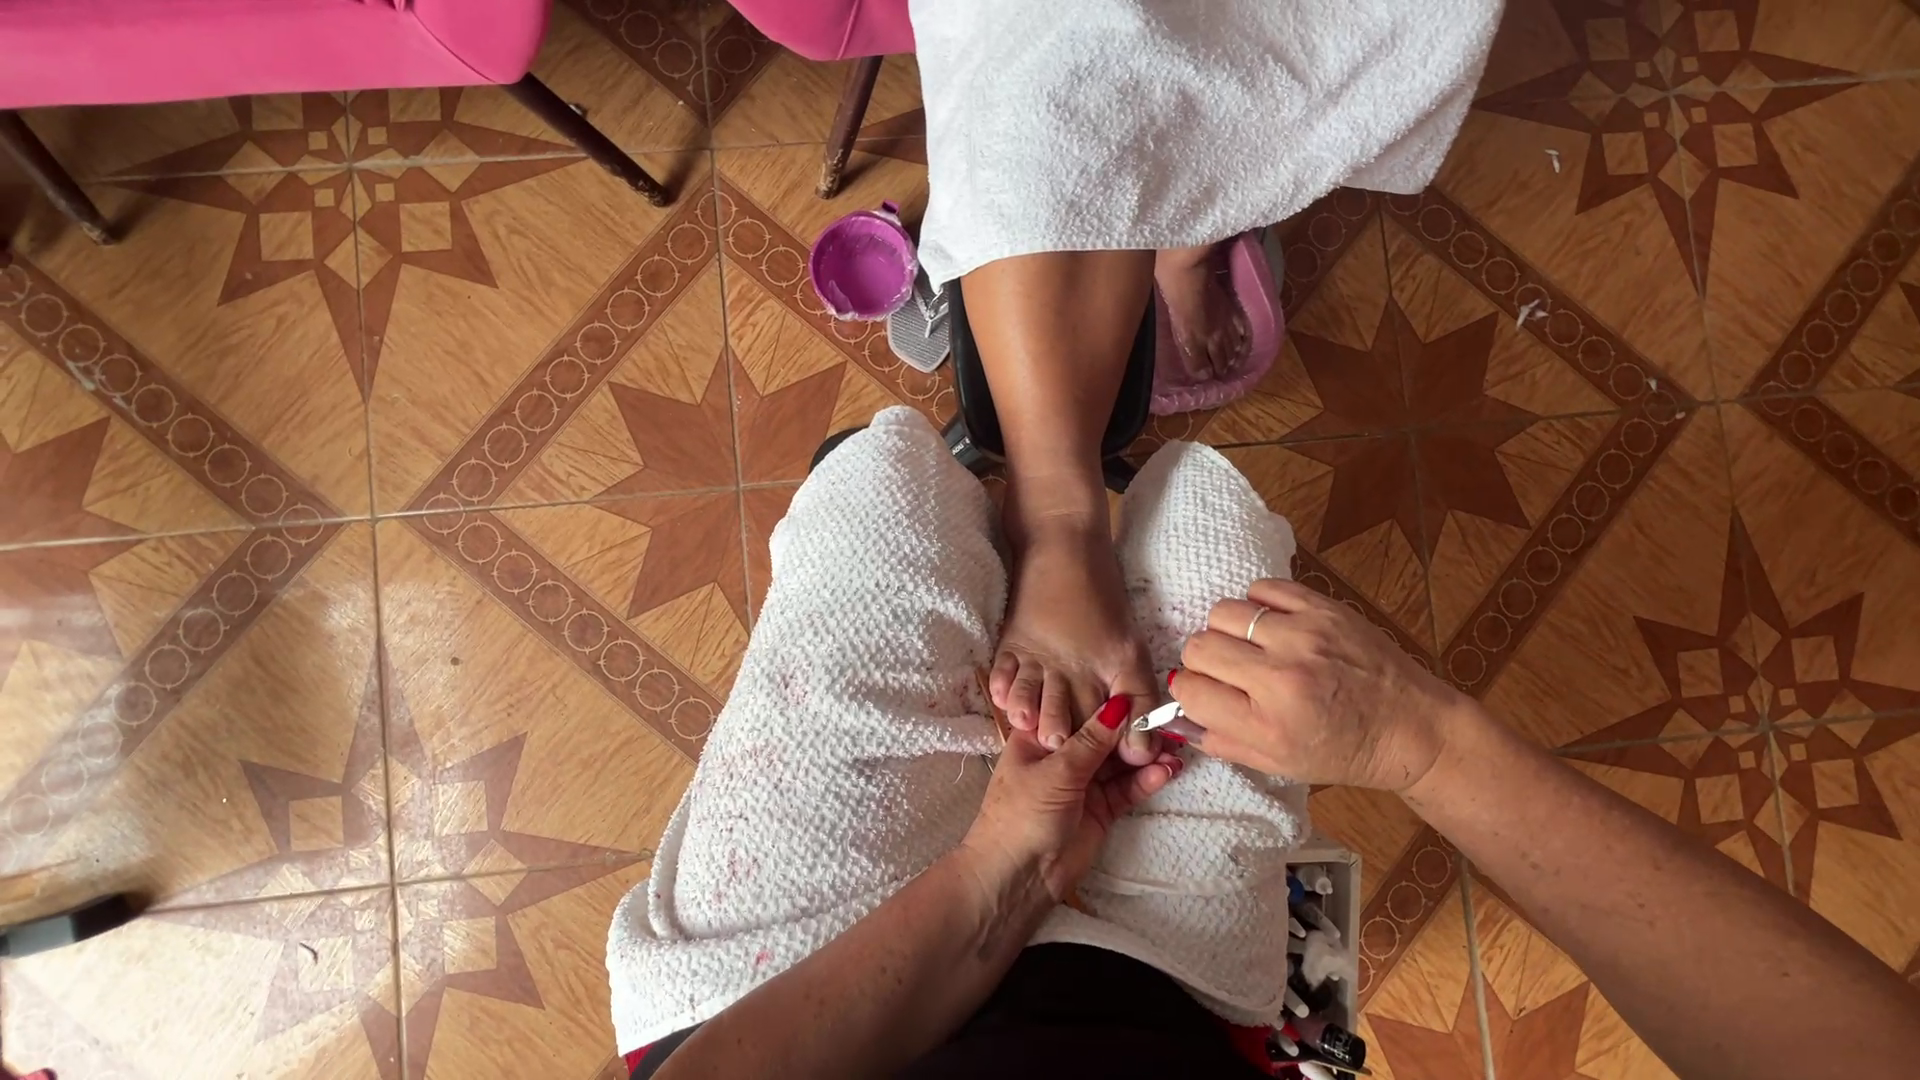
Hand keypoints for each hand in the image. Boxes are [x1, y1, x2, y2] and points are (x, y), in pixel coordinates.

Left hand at [960, 696, 1182, 903]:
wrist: (1017, 876)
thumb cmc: (1023, 813)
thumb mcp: (1057, 770)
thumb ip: (1092, 739)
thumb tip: (1121, 704)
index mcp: (1041, 736)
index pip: (1078, 710)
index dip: (1109, 703)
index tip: (1142, 694)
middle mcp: (1063, 755)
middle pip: (1104, 736)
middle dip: (1134, 730)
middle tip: (1168, 720)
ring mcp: (1084, 782)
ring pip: (1120, 762)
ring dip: (1146, 756)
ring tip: (1176, 747)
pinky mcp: (1101, 809)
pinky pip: (1126, 789)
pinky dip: (1146, 781)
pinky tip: (1167, 772)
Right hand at [1171, 578, 1474, 791]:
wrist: (1413, 729)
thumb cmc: (1344, 752)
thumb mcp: (1278, 765)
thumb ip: (1221, 740)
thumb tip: (1176, 716)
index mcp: (1267, 724)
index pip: (1189, 690)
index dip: (1189, 691)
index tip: (1205, 692)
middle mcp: (1281, 677)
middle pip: (1198, 647)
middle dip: (1203, 661)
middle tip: (1228, 671)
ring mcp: (1302, 637)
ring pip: (1222, 613)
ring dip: (1227, 630)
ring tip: (1251, 646)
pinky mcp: (1322, 608)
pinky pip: (1261, 589)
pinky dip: (1258, 606)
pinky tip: (1273, 626)